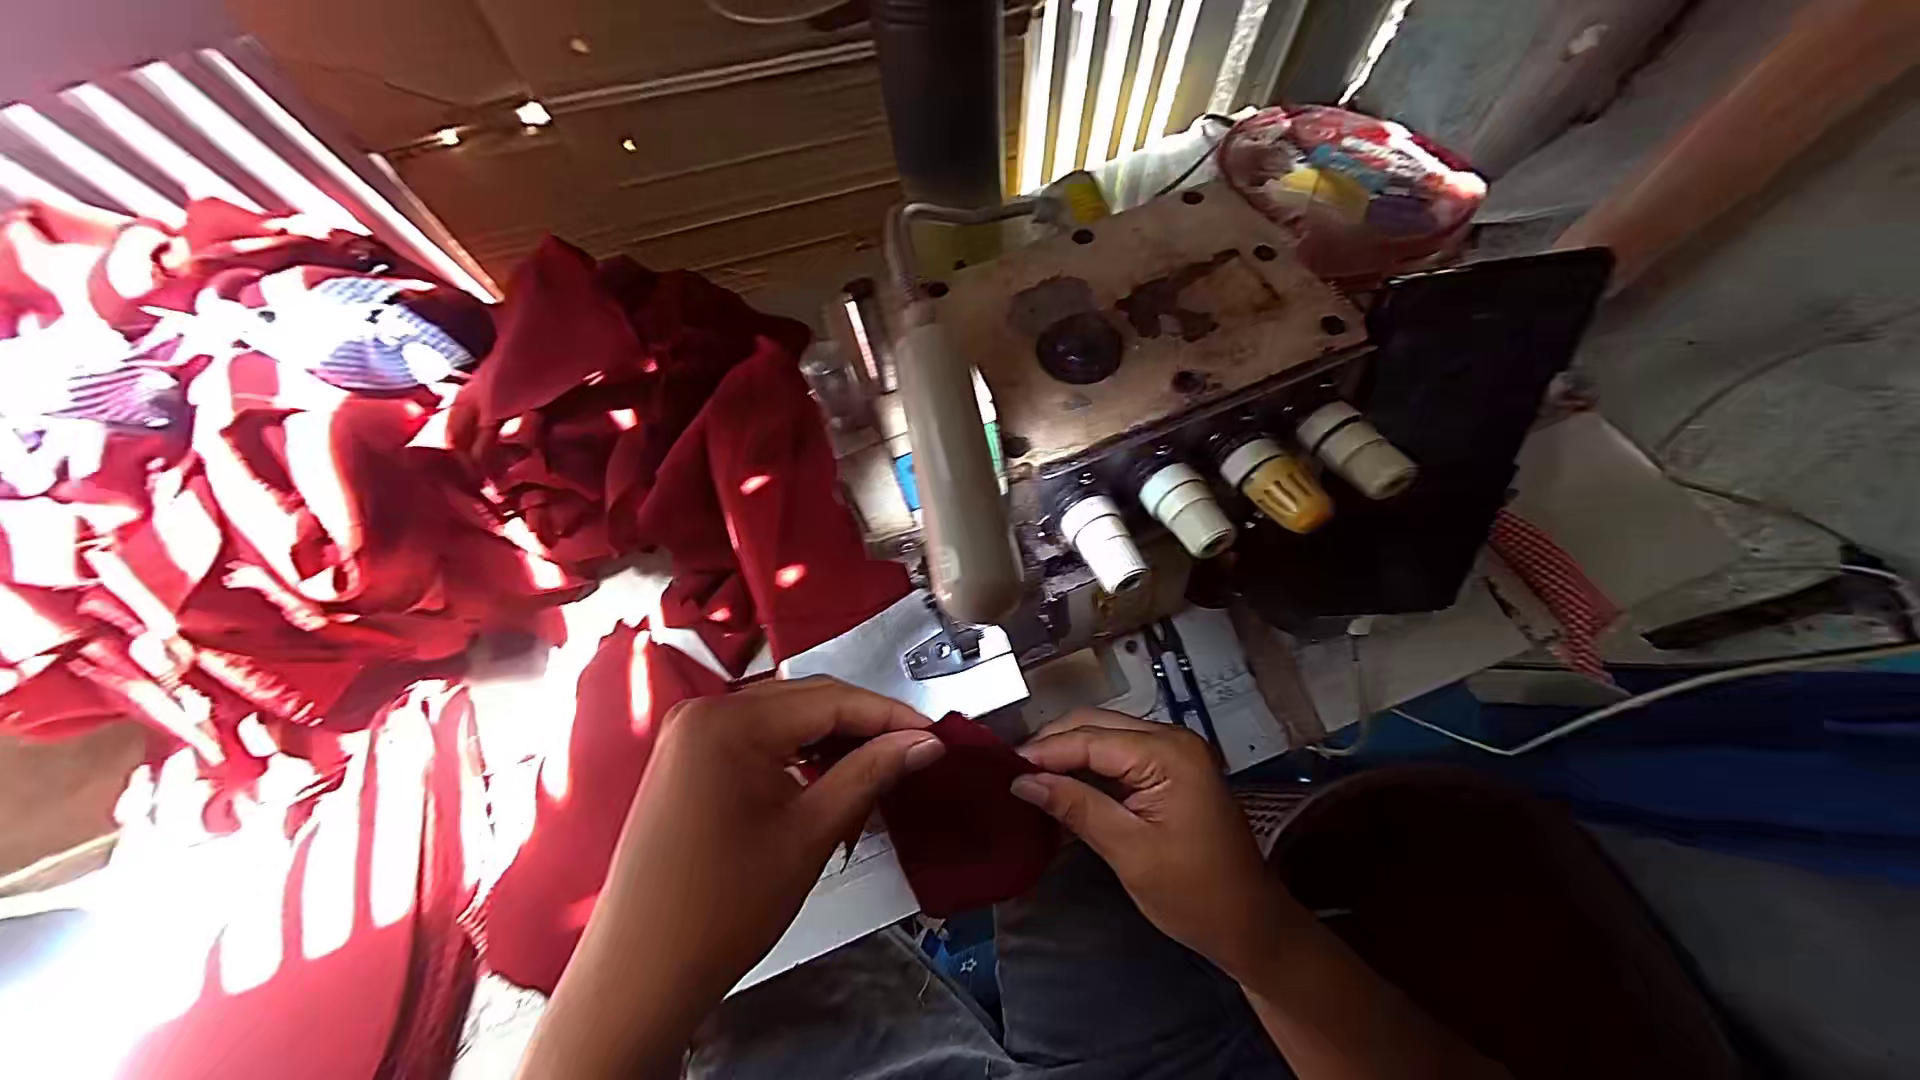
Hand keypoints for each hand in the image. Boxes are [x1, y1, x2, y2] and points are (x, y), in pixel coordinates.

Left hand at [521, 676, 944, 1078]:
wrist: (639, 976)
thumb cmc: (720, 910)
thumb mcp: (811, 833)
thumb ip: (872, 773)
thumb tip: (923, 742)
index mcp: (729, 723)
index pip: (831, 699)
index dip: (889, 715)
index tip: (931, 732)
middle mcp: (703, 712)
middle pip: (807, 699)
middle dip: (863, 722)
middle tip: (912, 748)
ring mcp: (689, 732)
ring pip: (784, 713)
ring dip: (832, 733)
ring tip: (878, 761)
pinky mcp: (687, 754)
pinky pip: (758, 732)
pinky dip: (798, 746)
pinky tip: (826, 768)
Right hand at [1010, 709, 1293, 981]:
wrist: (1252, 926)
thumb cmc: (1197, 895)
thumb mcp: (1130, 852)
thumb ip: (1076, 807)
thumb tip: (1023, 782)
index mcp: (1169, 754)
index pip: (1090, 740)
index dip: (1044, 752)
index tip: (1005, 768)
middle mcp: (1171, 739)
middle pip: (1095, 726)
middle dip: (1051, 745)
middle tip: (1013, 772)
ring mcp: (1172, 752)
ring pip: (1103, 736)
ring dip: (1066, 754)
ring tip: (1029, 777)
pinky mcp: (1168, 768)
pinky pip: (1117, 755)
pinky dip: (1086, 767)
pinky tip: (1061, 785)